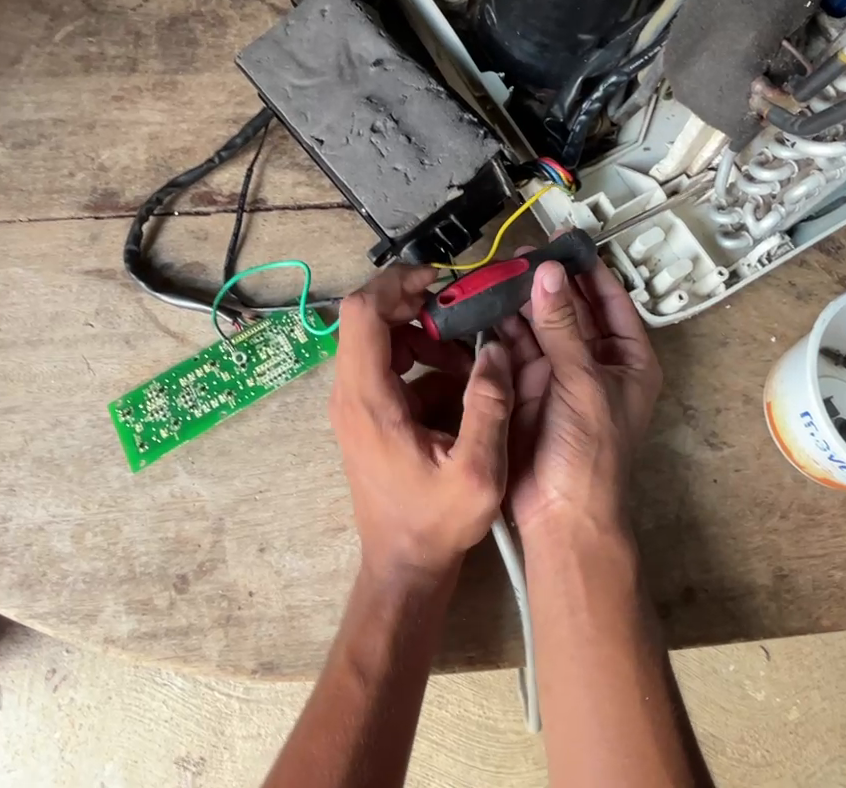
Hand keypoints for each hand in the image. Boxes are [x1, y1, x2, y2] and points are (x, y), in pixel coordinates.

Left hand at [329, 265, 514, 580]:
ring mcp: (355, 402)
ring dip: (423, 334)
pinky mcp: (367, 412)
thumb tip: (495, 347)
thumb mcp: (477, 470)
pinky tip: (460, 383)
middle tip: (460, 309)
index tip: (438, 281)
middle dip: (414, 303)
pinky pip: (389, 364)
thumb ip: (487, 405)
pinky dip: (422, 359)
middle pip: (366, 318)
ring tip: (468, 357)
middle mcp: (350, 393)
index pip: (362, 314)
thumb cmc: (435, 522)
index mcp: (368, 399)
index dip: (396, 284)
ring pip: (380, 338)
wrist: (403, 563)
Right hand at [496, 258, 661, 537]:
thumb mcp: (583, 382)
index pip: (611, 300)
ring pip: (538, 324)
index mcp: (627, 357)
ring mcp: (557, 372)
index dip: (589, 270)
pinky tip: (486, 305)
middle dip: (546, 283)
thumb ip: (563, 326)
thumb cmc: (591, 451)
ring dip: (520, 302)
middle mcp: (593, 360)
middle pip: (570, 308)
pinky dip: (501, 328)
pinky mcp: (525, 385)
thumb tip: (549, 273)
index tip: (565, 240)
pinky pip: (514, 347)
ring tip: (496, 274)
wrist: (561, 512)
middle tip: (518, 255)